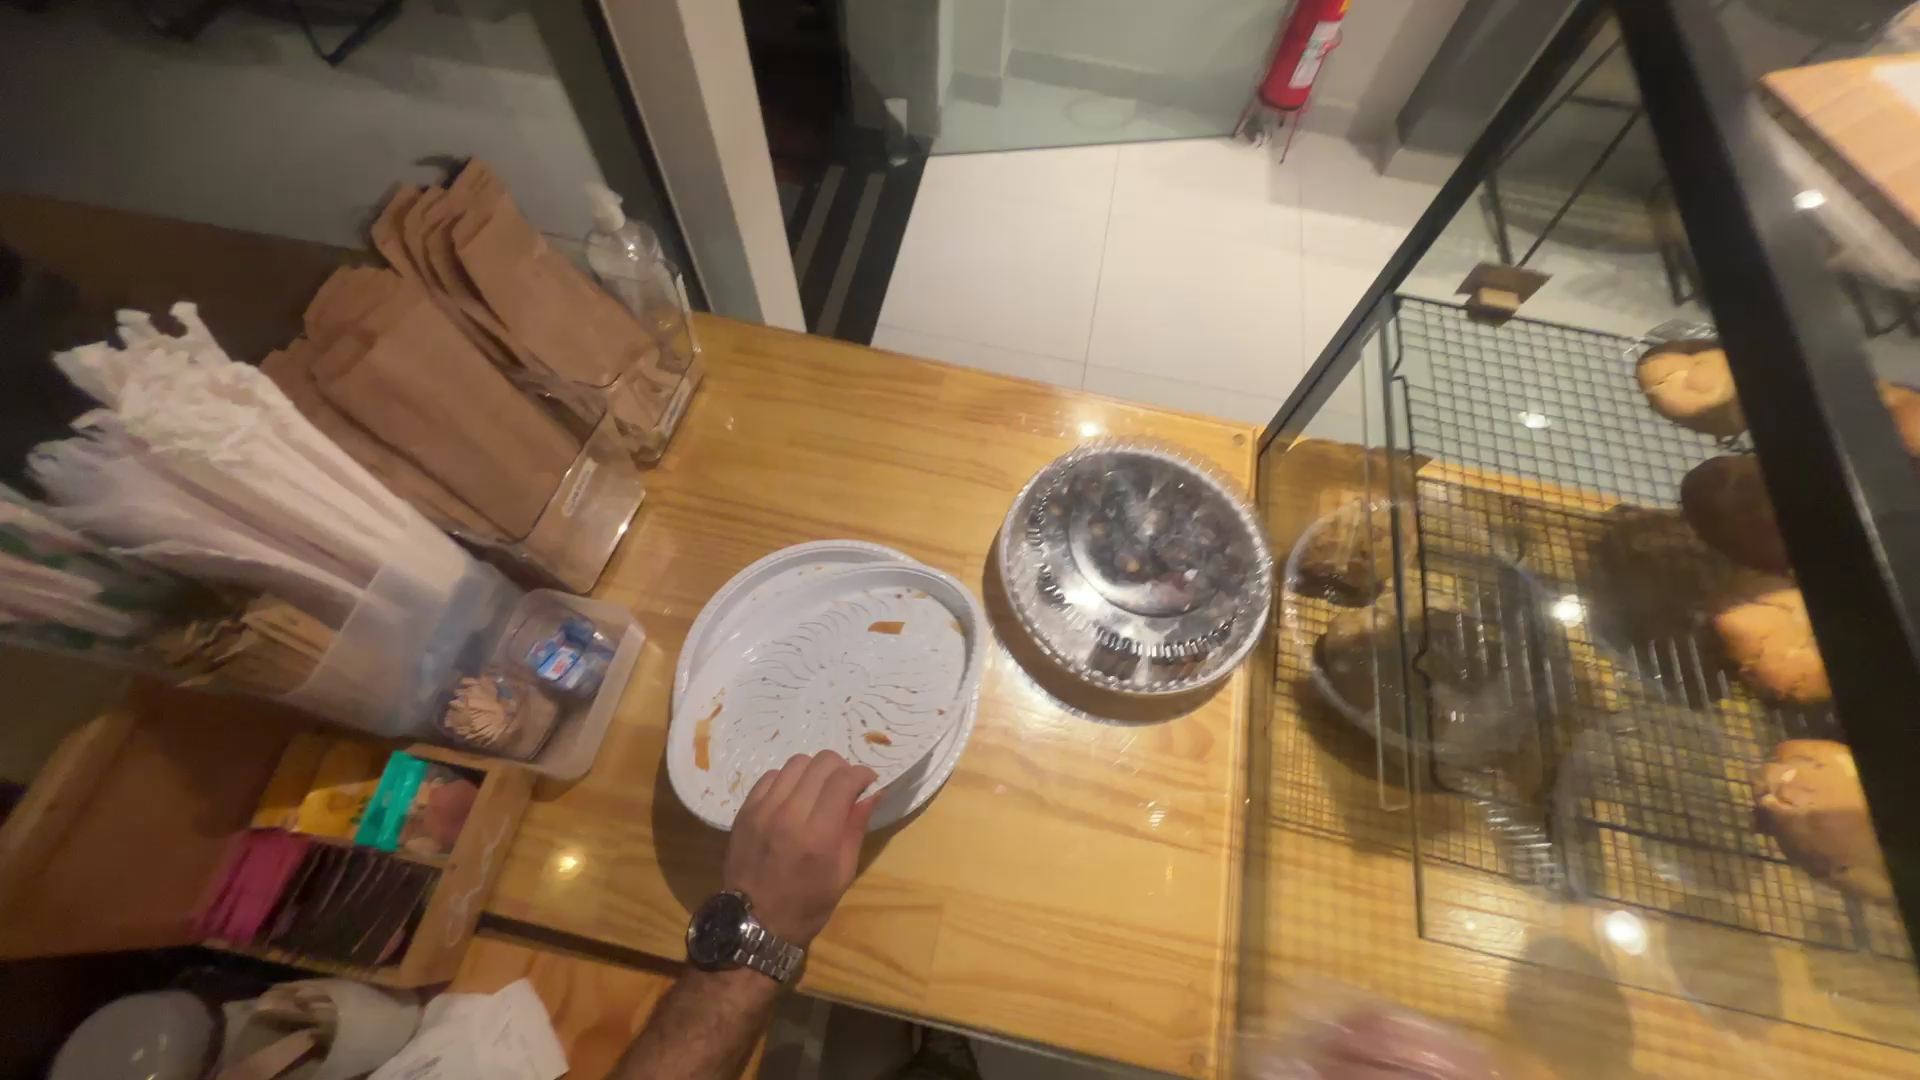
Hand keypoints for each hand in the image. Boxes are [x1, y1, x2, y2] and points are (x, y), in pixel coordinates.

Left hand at [724, 751, 877, 945]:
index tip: (867, 782)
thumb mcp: (843, 873)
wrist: (753, 924)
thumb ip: (856, 827)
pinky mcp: (746, 810)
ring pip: (797, 762)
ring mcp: (763, 809)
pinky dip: (789, 780)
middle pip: (822, 762)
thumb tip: (873, 792)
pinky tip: (793, 798)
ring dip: (814, 771)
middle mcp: (790, 814)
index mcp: (818, 835)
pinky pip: (772, 775)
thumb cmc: (806, 905)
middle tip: (845, 787)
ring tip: (818, 791)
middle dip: (841, 769)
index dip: (862, 774)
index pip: (844, 779)